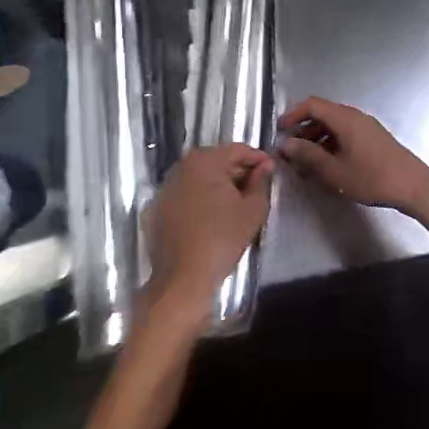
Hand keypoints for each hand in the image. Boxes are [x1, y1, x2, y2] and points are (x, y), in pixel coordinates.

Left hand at [145, 144, 272, 309]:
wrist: (183, 278)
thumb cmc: (222, 239)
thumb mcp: (253, 210)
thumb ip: (261, 182)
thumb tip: (265, 166)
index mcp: (205, 161)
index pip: (238, 150)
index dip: (258, 159)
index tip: (271, 171)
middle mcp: (181, 167)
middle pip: (217, 160)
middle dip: (238, 170)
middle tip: (257, 187)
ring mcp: (166, 187)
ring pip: (200, 176)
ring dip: (219, 184)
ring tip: (236, 202)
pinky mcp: (157, 207)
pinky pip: (186, 193)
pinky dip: (200, 197)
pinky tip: (213, 215)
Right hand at [276, 97, 428, 214]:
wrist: (413, 186)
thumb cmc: (372, 178)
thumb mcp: (334, 170)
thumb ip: (308, 155)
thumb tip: (286, 144)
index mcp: (345, 118)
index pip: (313, 105)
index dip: (293, 114)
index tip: (279, 129)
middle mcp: (356, 117)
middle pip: (324, 115)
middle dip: (303, 130)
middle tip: (290, 150)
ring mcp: (367, 127)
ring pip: (335, 126)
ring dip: (317, 139)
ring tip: (305, 162)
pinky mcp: (374, 139)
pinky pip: (346, 134)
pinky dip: (332, 144)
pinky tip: (327, 165)